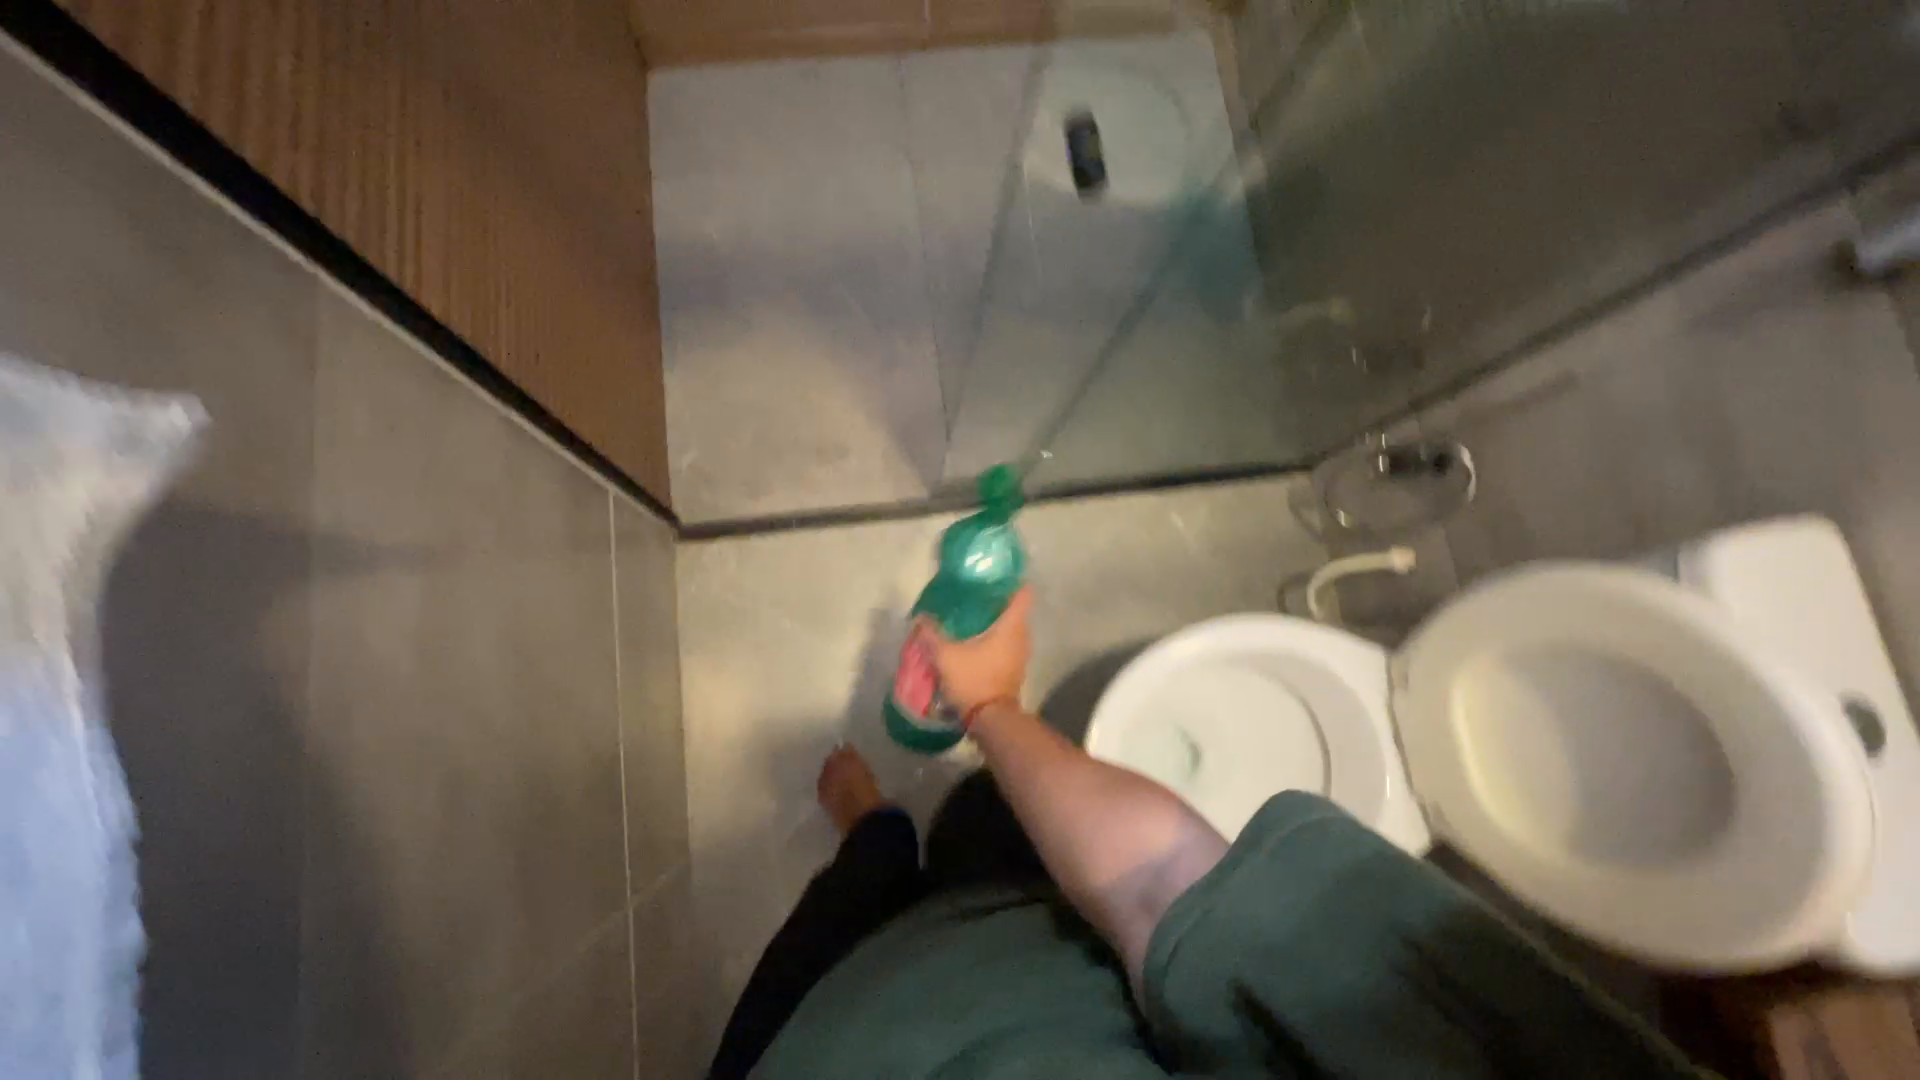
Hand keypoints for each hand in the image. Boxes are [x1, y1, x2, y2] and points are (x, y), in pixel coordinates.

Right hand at [919, 587, 1032, 713]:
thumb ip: (932, 634)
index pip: (1023, 594)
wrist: (991, 720)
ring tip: (972, 618)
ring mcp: (1021, 655)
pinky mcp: (1015, 670)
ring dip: (996, 624)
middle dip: (997, 602)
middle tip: (975, 596)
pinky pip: (1008, 646)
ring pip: (1012, 630)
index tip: (997, 576)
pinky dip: (996, 641)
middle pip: (1015, 610)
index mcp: (1011, 626)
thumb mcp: (945, 656)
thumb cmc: (973, 680)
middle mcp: (1022, 637)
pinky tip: (975, 643)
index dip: (1013, 581)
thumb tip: (920, 617)